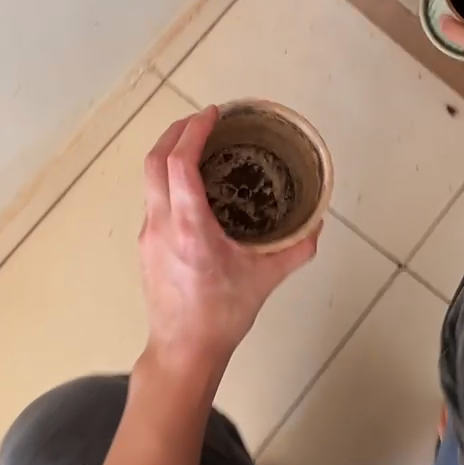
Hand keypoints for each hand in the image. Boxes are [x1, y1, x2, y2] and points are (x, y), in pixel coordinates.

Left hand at [136, 106, 319, 388]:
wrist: (183, 350)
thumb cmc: (222, 315)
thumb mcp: (266, 279)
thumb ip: (296, 250)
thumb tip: (316, 225)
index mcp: (189, 227)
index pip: (180, 164)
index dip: (193, 132)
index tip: (213, 114)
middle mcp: (162, 224)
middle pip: (154, 161)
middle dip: (176, 132)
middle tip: (203, 118)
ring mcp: (148, 234)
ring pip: (149, 178)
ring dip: (168, 152)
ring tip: (196, 142)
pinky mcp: (147, 245)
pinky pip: (153, 197)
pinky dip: (169, 176)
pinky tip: (192, 184)